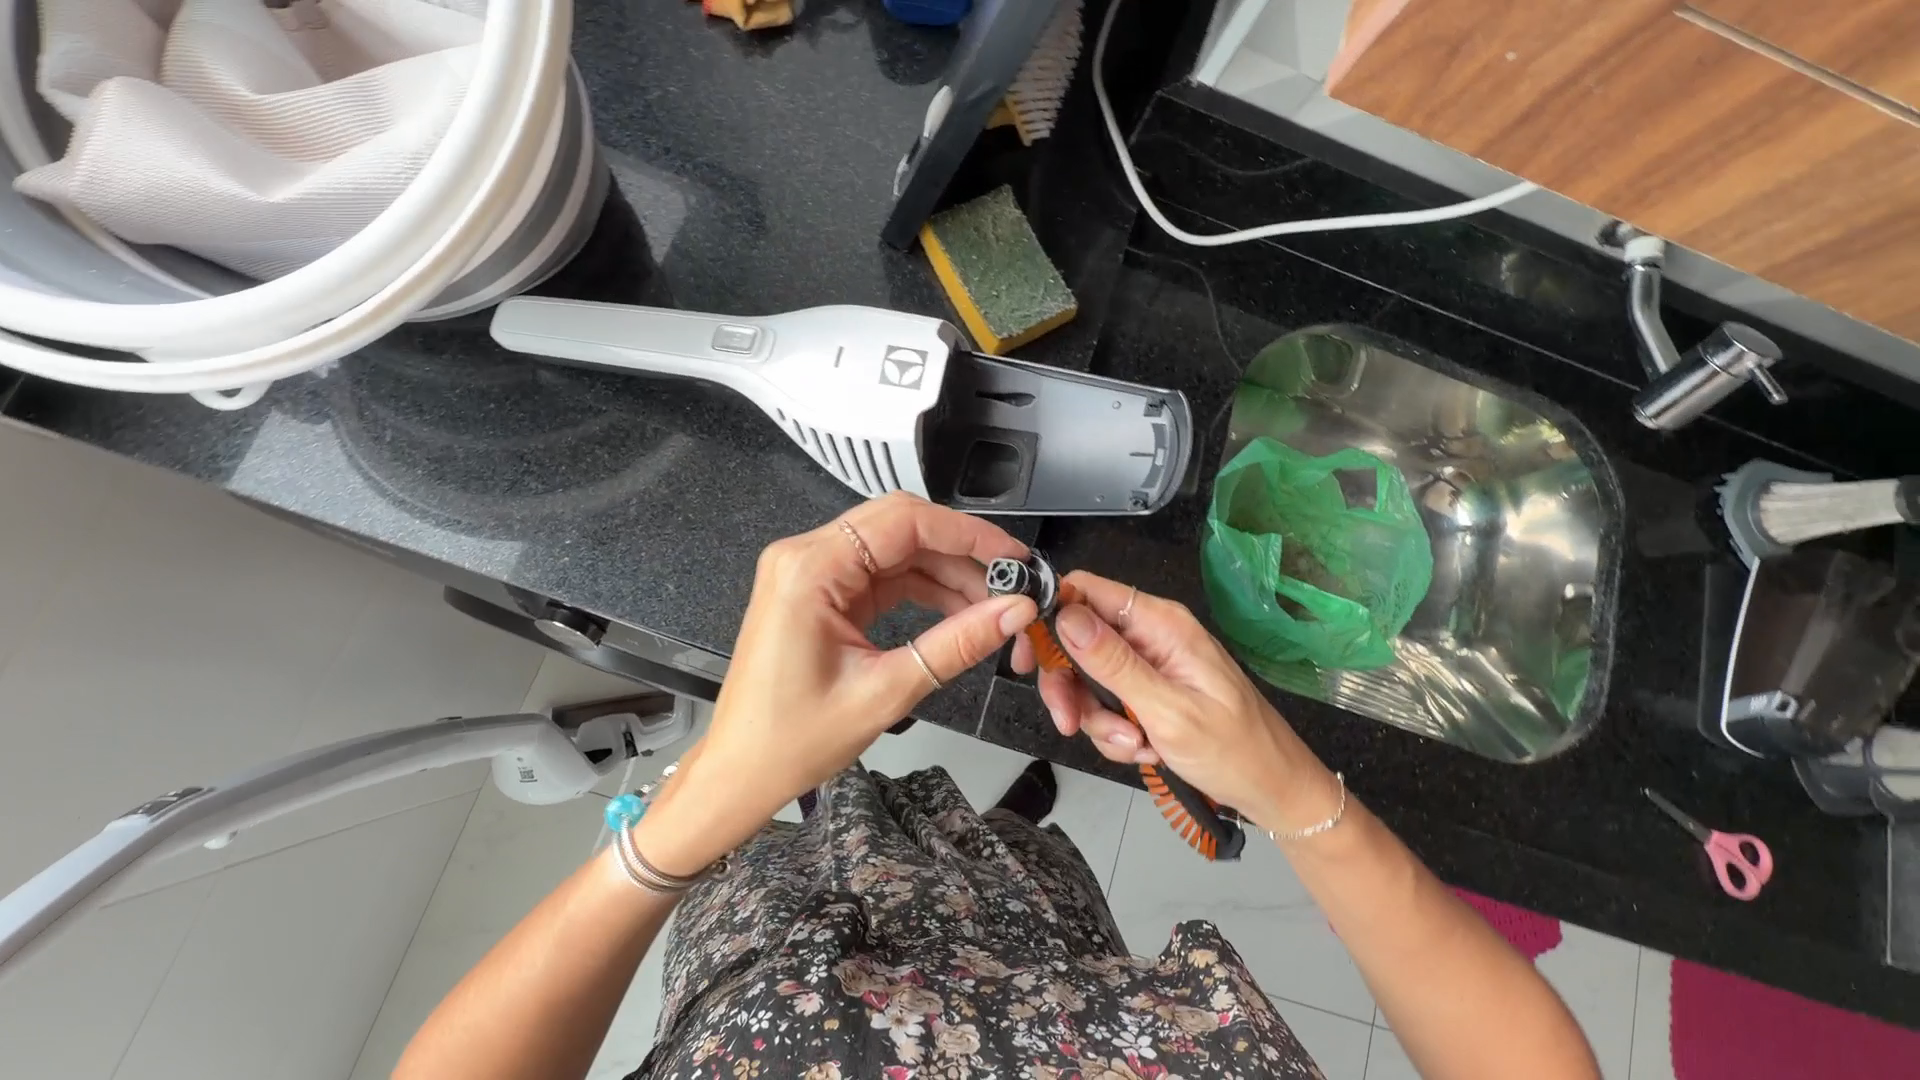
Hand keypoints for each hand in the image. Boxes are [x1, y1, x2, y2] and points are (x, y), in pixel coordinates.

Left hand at [635, 493, 1036, 874]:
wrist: (741, 772)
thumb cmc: (793, 741)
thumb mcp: (886, 692)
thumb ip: (956, 644)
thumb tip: (1015, 611)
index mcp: (810, 569)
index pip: (904, 521)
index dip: (967, 534)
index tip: (1013, 558)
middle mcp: (805, 556)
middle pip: (900, 526)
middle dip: (960, 550)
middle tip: (1010, 580)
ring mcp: (810, 572)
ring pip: (895, 548)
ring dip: (946, 571)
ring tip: (992, 604)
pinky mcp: (819, 591)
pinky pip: (881, 573)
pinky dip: (922, 587)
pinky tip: (958, 610)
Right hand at [1014, 570, 1337, 832]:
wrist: (1274, 792)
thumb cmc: (1233, 750)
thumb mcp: (1167, 709)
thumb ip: (1113, 663)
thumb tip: (1066, 615)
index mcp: (1160, 623)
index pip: (1088, 592)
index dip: (1050, 617)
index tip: (1029, 658)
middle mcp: (1152, 636)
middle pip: (1080, 641)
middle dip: (1071, 686)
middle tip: (1070, 722)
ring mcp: (1151, 666)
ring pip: (1090, 679)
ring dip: (1099, 719)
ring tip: (1135, 746)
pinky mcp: (1151, 694)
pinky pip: (1110, 705)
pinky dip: (1117, 732)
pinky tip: (1145, 751)